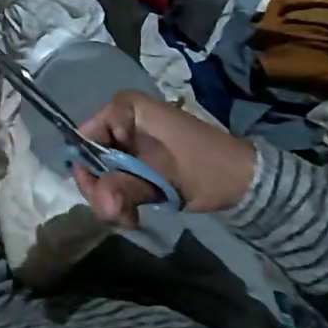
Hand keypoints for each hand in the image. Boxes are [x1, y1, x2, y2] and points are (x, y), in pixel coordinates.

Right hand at [71, 90, 256, 226]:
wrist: (242, 178)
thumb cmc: (205, 169)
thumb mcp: (163, 179)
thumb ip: (126, 189)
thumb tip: (100, 205)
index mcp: (127, 108)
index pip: (85, 137)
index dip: (89, 170)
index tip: (105, 199)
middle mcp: (123, 117)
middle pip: (90, 155)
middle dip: (101, 189)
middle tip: (119, 217)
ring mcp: (130, 136)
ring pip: (102, 169)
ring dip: (111, 197)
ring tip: (130, 219)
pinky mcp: (138, 154)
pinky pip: (116, 173)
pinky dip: (121, 194)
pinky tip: (134, 213)